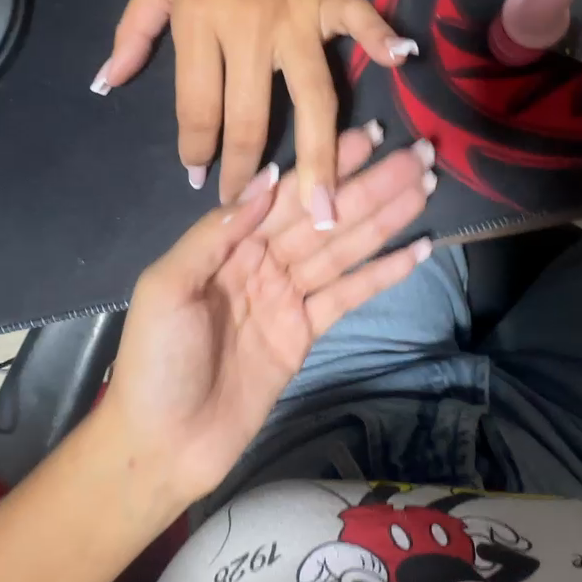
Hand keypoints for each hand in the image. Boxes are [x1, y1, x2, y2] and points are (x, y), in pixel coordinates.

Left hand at [96, 0, 417, 215]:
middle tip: (250, 208)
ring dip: (318, 154)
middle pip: (249, 114)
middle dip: (246, 169)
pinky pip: (361, 24)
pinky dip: (381, 40)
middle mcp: (246, 26)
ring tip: (323, 208)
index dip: (196, 149)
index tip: (200, 179)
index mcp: (198, 20)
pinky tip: (403, 63)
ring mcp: (297, 14)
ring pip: (310, 95)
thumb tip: (107, 82)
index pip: (196, 104)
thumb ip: (133, 30)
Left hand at [99, 123, 437, 499]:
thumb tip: (269, 179)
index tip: (372, 137)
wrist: (163, 445)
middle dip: (370, 186)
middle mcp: (262, 261)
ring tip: (426, 188)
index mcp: (228, 244)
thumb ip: (216, 233)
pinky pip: (349, 296)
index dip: (328, 166)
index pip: (286, 195)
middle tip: (420, 156)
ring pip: (344, 249)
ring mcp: (287, 297)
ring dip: (385, 220)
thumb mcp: (168, 288)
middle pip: (324, 217)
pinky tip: (417, 251)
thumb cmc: (155, 363)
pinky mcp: (305, 333)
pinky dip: (382, 274)